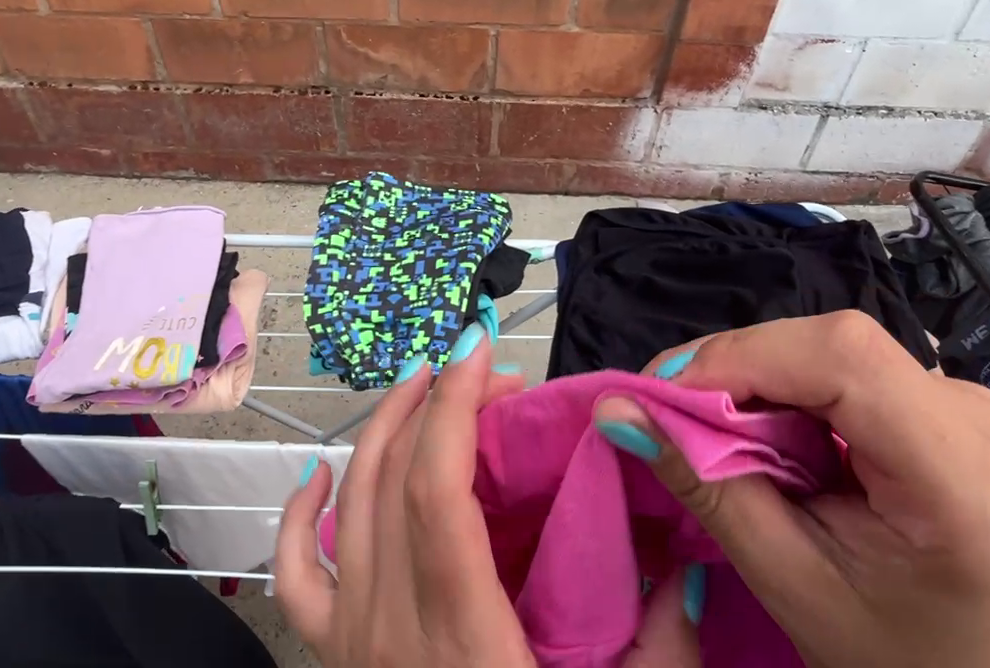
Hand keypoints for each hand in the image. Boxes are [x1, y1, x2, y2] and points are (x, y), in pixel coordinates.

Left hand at [275, 326, 701, 667]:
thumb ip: (662, 649)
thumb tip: (690, 565)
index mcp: (461, 635)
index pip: (437, 487)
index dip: (455, 407)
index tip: (484, 353)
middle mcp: (391, 625)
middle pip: (391, 477)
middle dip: (431, 403)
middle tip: (477, 368)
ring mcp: (352, 644)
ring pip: (346, 505)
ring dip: (380, 433)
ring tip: (419, 389)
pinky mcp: (335, 663)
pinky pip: (298, 577)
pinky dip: (300, 517)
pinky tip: (321, 477)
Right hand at [594, 311, 989, 667]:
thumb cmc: (880, 651)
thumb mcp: (783, 579)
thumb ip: (703, 484)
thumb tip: (615, 407)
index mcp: (968, 486)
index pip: (848, 360)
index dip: (744, 355)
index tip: (663, 391)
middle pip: (838, 348)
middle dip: (740, 368)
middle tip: (672, 410)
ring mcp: (988, 408)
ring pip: (838, 349)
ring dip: (762, 376)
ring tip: (723, 429)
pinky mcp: (965, 402)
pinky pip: (853, 364)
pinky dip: (794, 386)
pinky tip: (779, 431)